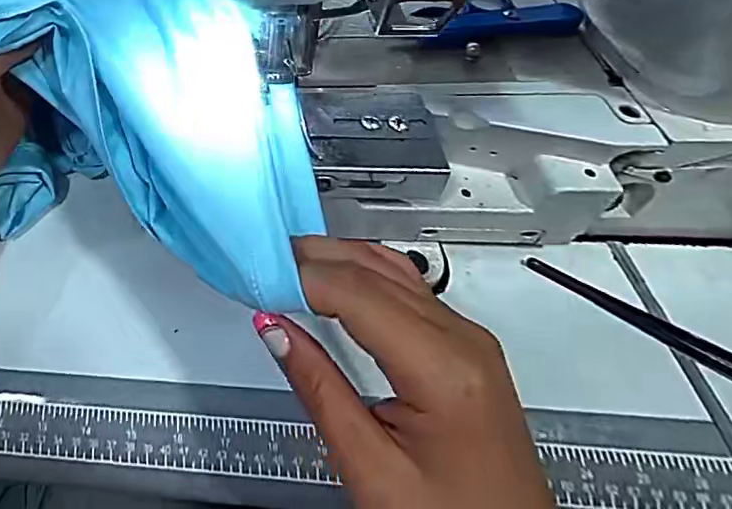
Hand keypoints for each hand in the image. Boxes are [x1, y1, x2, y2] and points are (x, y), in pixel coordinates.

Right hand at [255, 237, 554, 508]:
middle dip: (316, 259)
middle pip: (374, 270)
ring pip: (392, 268)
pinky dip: (365, 273)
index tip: (263, 275)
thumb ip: (320, 391)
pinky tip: (338, 279)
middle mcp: (464, 339)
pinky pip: (408, 285)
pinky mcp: (466, 343)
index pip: (357, 292)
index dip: (303, 276)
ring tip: (292, 266)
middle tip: (267, 263)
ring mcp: (469, 337)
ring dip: (339, 259)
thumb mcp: (374, 471)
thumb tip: (276, 330)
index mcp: (445, 369)